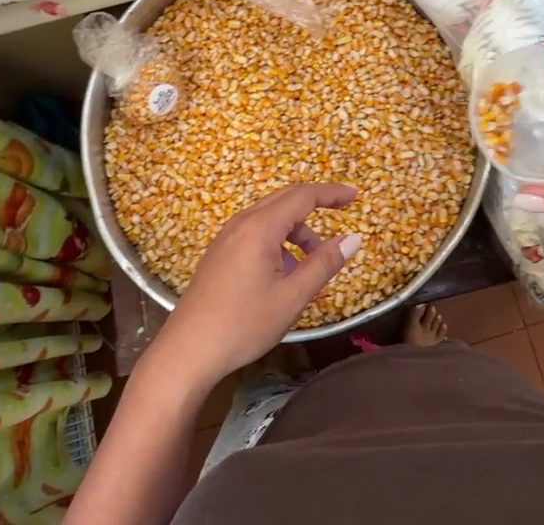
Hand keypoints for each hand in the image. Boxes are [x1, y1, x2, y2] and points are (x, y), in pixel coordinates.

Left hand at [151, 183, 361, 388]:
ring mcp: (227, 236)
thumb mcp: (291, 297)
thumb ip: (324, 264)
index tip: (355, 197)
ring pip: (271, 218)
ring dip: (297, 231)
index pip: (303, 196)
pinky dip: (279, 242)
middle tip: (344, 213)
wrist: (187, 351)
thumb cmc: (243, 324)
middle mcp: (242, 222)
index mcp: (260, 227)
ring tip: (312, 266)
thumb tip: (353, 238)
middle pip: (286, 200)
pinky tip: (284, 275)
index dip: (332, 193)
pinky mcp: (220, 252)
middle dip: (316, 205)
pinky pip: (256, 233)